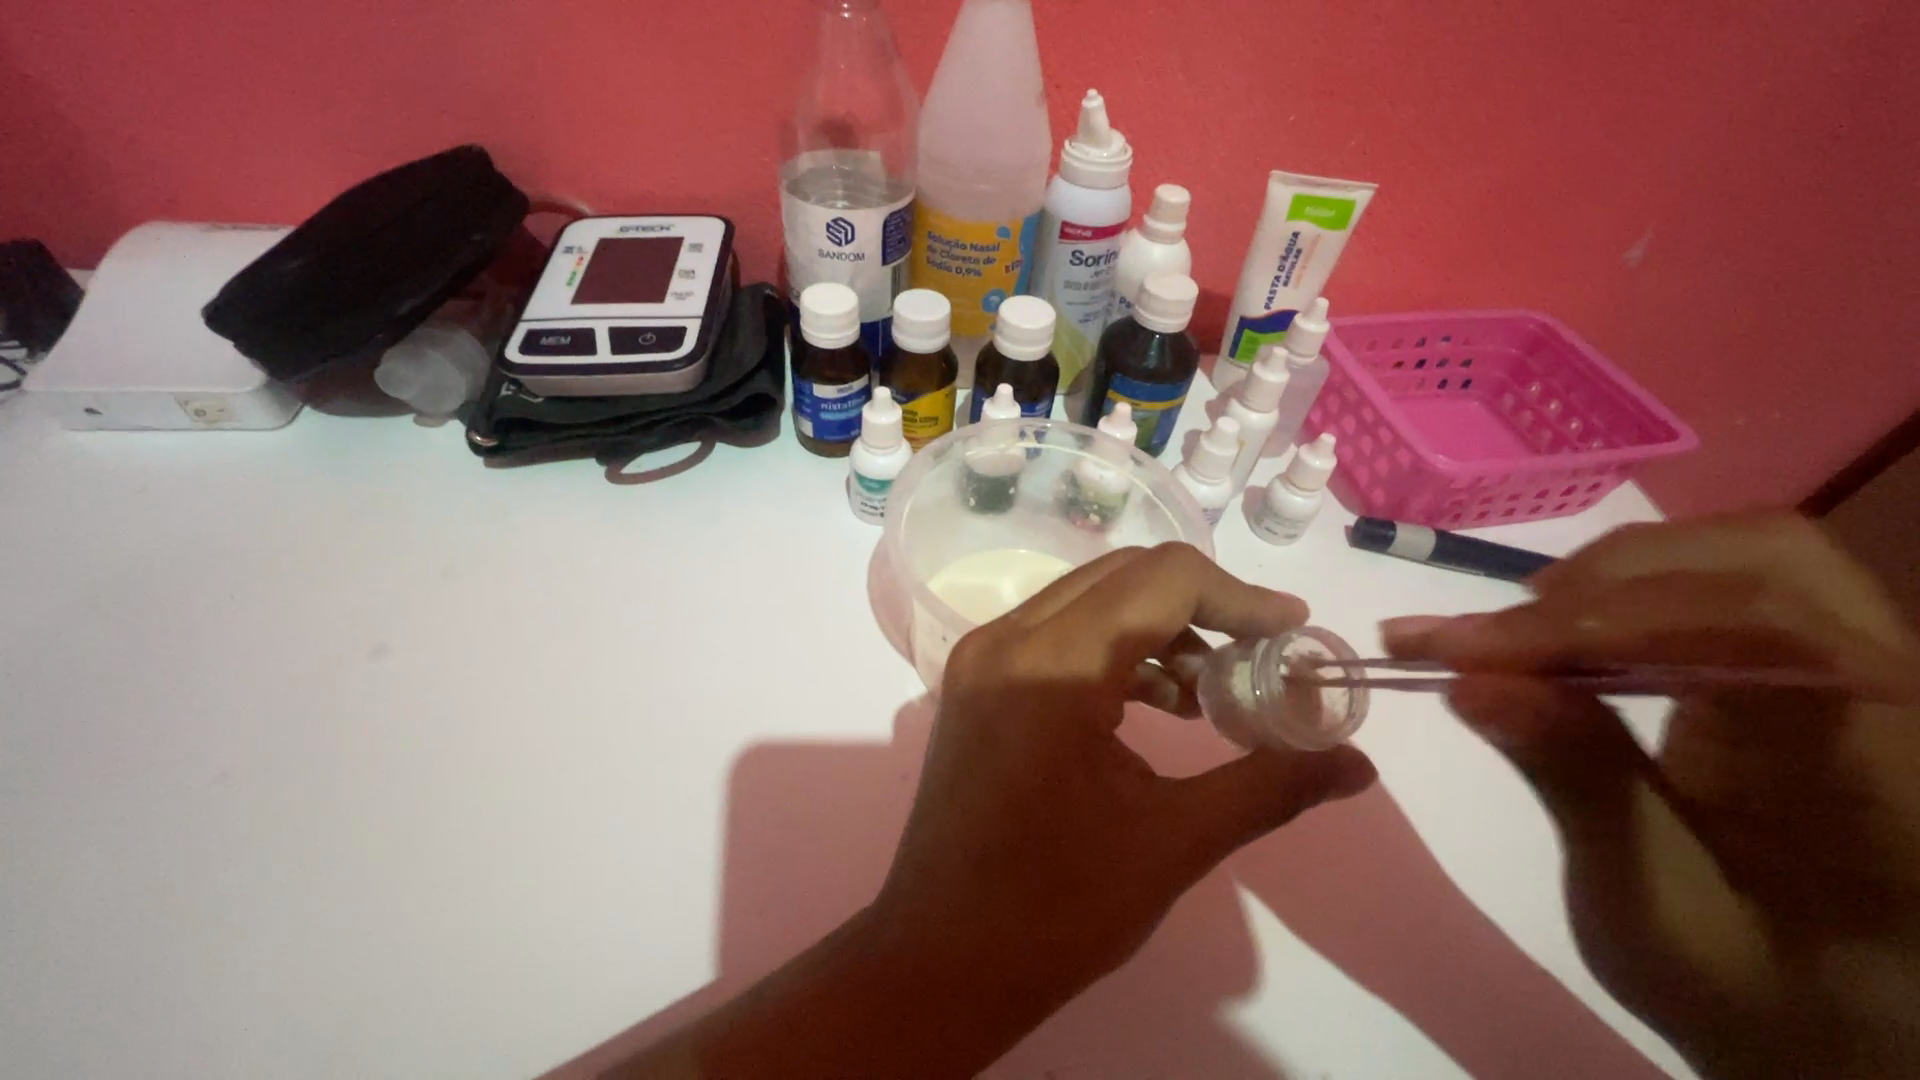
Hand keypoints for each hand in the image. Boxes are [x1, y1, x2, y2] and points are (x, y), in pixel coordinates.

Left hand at [879, 542, 1377, 1006]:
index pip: (1161, 580)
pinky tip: (1156, 703)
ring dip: (1160, 628)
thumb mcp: (1173, 842)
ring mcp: (982, 656)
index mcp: (1051, 666)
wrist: (941, 956)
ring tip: (1211, 695)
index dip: (1238, 596)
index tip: (1292, 631)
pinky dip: (1116, 649)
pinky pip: (1059, 633)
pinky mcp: (978, 680)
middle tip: (1261, 658)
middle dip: (1203, 606)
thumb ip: (1269, 786)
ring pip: (1090, 600)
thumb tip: (1357, 762)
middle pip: (1125, 576)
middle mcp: (1007, 639)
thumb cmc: (1055, 907)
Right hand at [1384, 516, 1919, 1078]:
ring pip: (1747, 559)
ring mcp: (1876, 678)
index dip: (1591, 620)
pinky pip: (1737, 591)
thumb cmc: (1760, 995)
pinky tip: (1574, 640)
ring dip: (1614, 581)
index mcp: (1875, 769)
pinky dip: (1635, 595)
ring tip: (1521, 635)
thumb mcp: (1655, 914)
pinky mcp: (1831, 677)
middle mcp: (1900, 697)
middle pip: (1760, 562)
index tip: (1461, 652)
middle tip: (1492, 638)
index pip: (1748, 630)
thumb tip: (1469, 679)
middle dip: (1601, 583)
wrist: (1862, 1031)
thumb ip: (1576, 783)